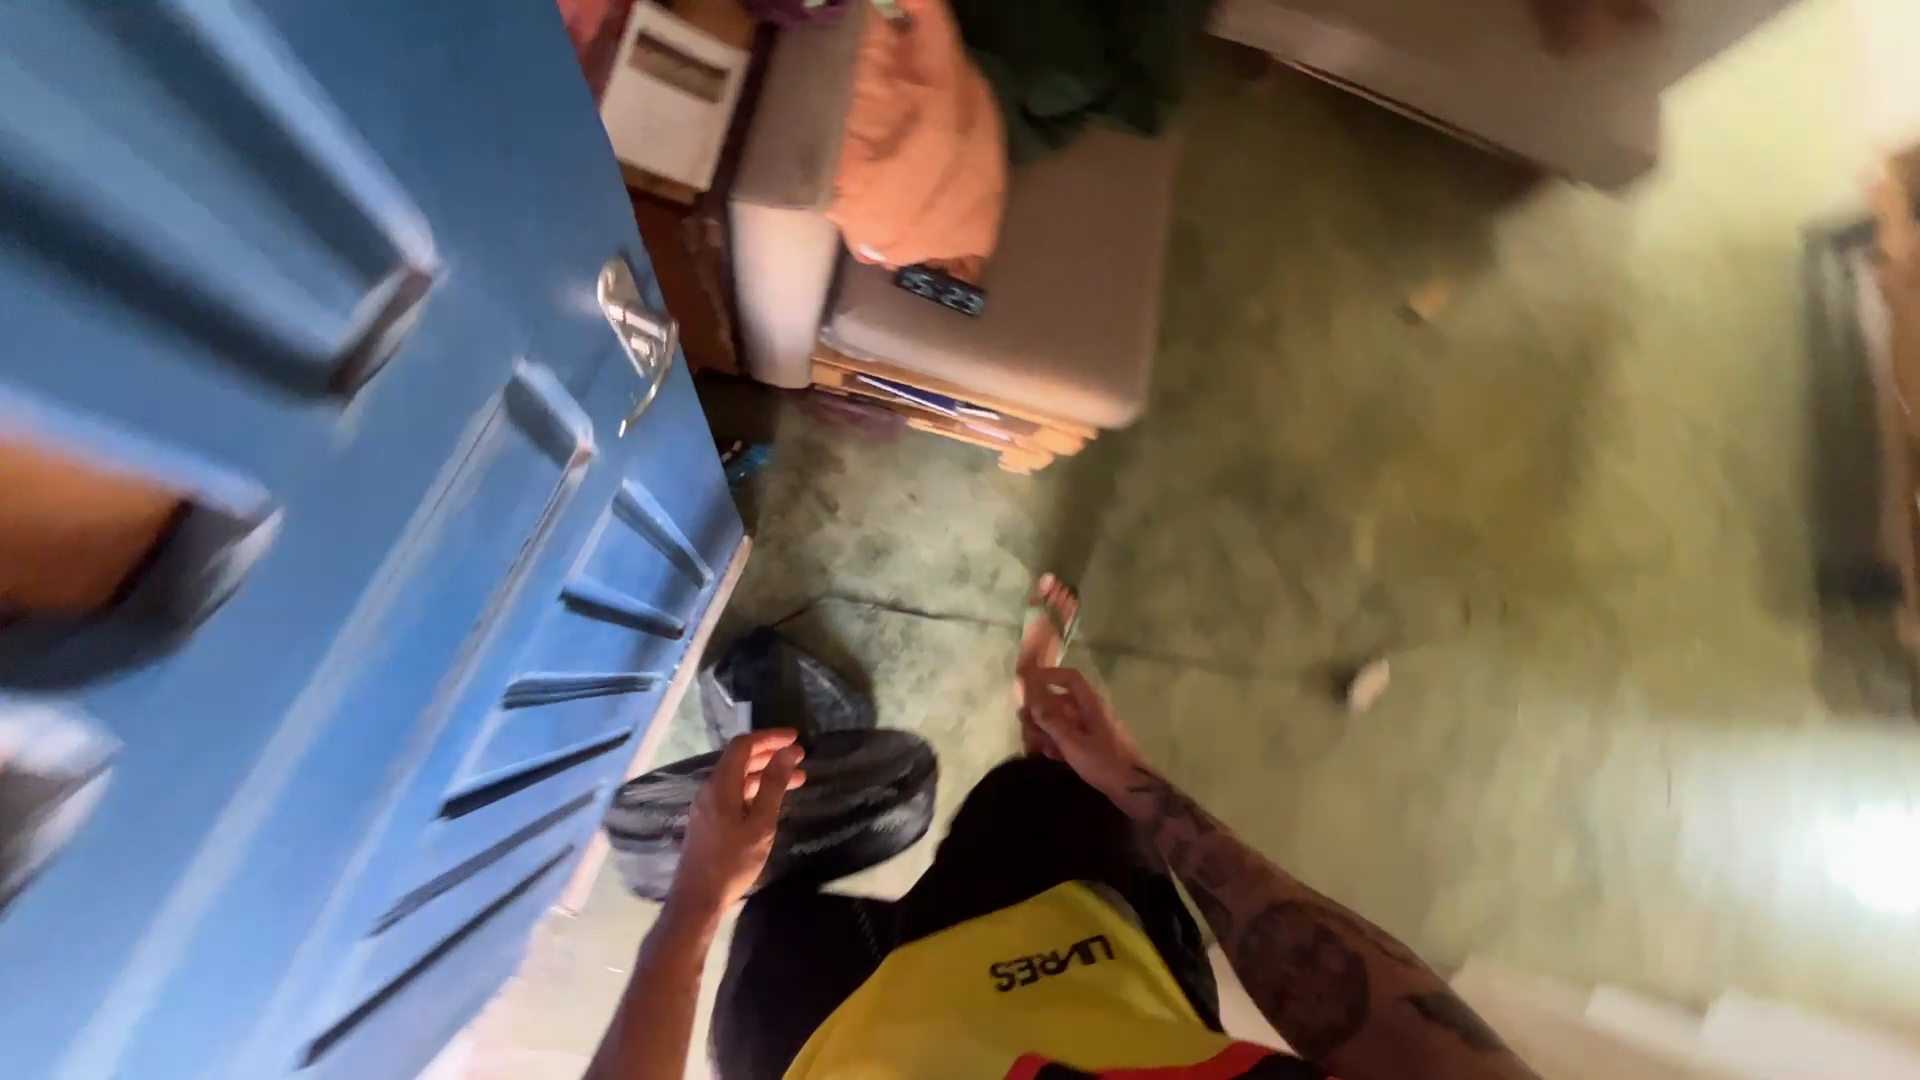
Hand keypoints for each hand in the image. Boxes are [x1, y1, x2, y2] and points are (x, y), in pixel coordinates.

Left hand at [669, 730, 805, 915]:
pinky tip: (772, 800)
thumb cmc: (732, 861)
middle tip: (799, 757)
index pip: (744, 745)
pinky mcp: (708, 821)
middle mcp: (710, 789)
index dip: (770, 737)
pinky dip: (755, 789)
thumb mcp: (760, 823)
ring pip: (738, 778)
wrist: (697, 901)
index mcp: (721, 784)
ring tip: (796, 780)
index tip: (795, 739)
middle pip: (740, 759)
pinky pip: (734, 793)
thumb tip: (788, 752)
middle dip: (770, 754)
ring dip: (765, 774)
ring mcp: (707, 806)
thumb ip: (773, 785)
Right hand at [1018, 668, 1146, 797]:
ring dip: (1048, 728)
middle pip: (1064, 701)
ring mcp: (1095, 730)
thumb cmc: (1104, 762)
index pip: (1070, 678)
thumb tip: (1032, 700)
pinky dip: (1058, 742)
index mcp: (1092, 704)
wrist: (1134, 790)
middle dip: (1042, 709)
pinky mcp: (1095, 747)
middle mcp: (1094, 712)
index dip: (1050, 675)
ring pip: (1066, 721)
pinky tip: (1046, 754)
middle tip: (1022, 719)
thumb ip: (1051, 721)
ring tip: (1030, 740)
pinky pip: (1072, 737)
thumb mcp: (1073, 742)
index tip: (1029, 681)